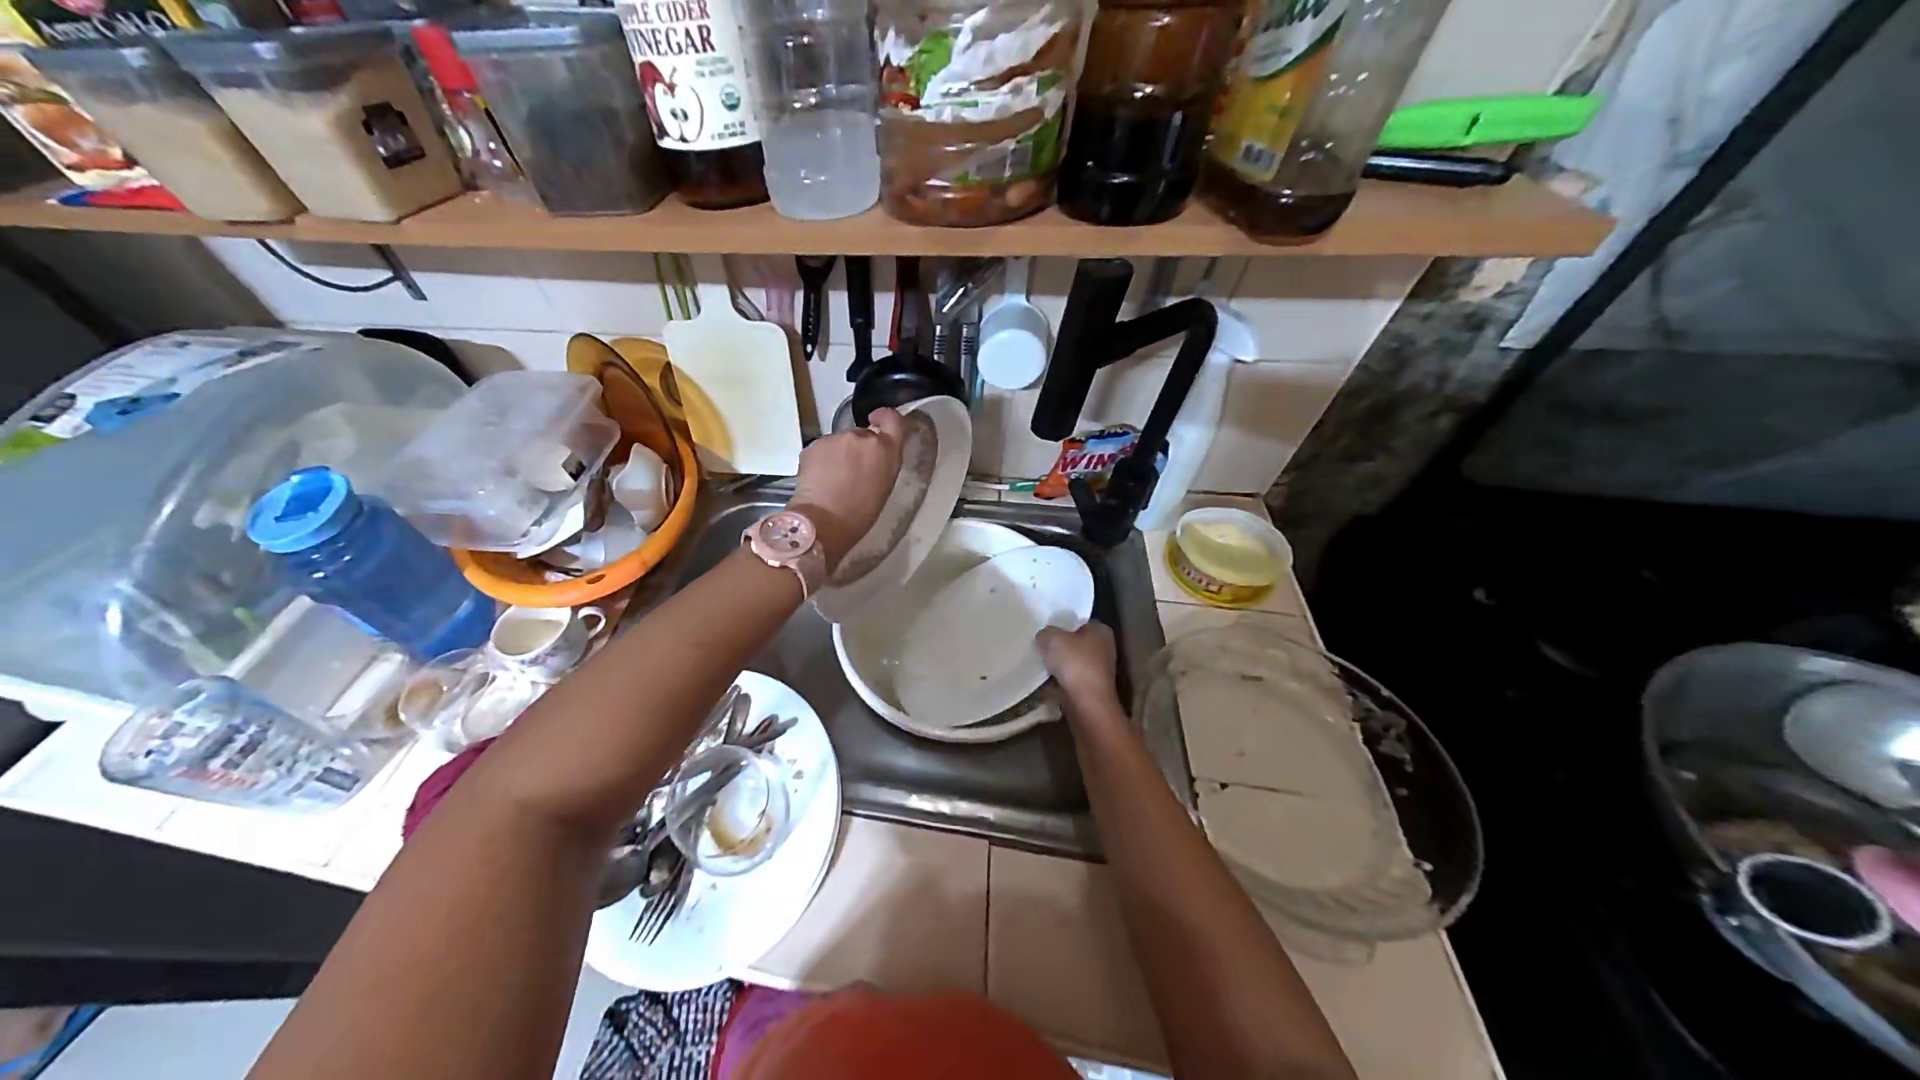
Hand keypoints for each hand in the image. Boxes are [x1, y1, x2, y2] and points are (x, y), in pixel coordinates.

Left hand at [788, 408, 905, 570]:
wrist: (823, 521)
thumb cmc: (860, 514)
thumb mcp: (883, 486)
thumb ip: (881, 463)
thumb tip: (871, 457)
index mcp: (887, 451)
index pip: (893, 420)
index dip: (885, 417)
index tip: (877, 419)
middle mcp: (863, 437)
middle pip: (863, 434)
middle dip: (858, 448)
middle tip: (852, 471)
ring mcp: (837, 438)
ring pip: (840, 442)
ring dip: (839, 454)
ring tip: (833, 479)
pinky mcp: (815, 444)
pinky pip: (822, 448)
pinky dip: (821, 460)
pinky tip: (819, 479)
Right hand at [1038, 623, 1120, 709]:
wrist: (1087, 704)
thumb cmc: (1074, 663)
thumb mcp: (1052, 638)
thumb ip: (1046, 633)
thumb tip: (1045, 637)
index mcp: (1101, 630)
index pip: (1080, 622)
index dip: (1063, 625)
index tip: (1047, 632)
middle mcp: (1104, 648)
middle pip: (1075, 643)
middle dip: (1059, 646)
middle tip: (1041, 647)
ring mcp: (1099, 670)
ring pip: (1072, 663)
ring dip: (1058, 666)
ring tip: (1040, 665)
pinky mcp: (1092, 689)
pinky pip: (1071, 680)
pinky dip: (1060, 682)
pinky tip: (1046, 682)